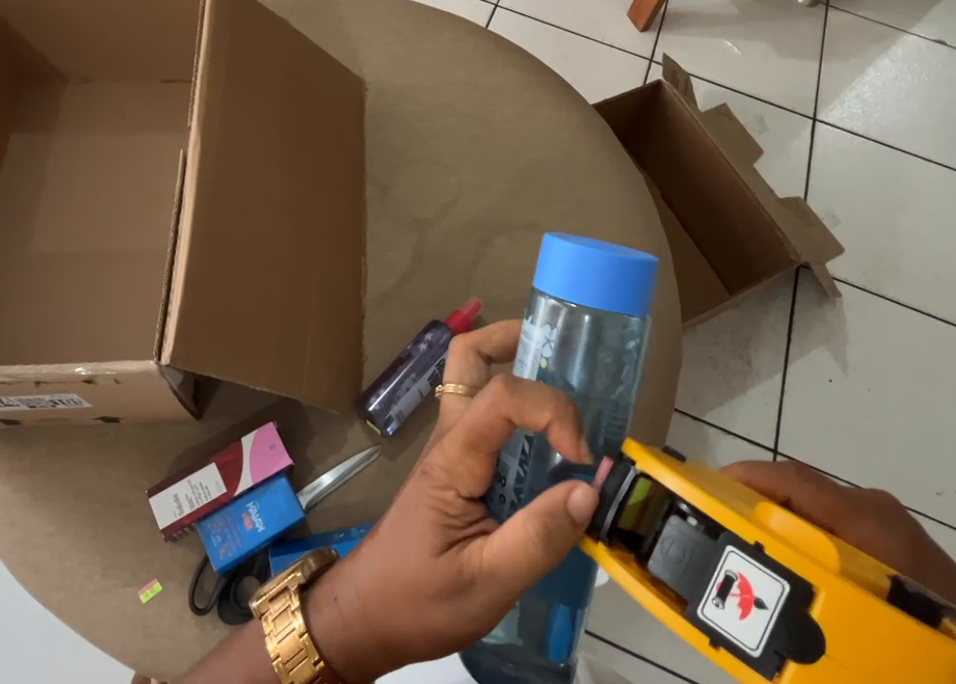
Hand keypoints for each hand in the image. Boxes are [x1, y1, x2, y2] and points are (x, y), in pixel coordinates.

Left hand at [304, 321, 598, 680]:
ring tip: (571, 402)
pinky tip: (553, 448)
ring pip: (476, 381)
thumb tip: (588, 489)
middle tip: (563, 362)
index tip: (580, 456)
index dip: (551, 408)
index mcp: (454, 458)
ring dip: (520, 373)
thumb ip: (538, 538)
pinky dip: (523, 416)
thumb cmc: (418, 601)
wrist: (367, 616)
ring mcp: (454, 450)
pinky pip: (490, 421)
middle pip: (470, 356)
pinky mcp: (460, 470)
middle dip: (514, 339)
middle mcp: (452, 438)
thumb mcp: (486, 584)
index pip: (503, 394)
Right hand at [722, 460, 955, 682]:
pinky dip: (806, 547)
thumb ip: (810, 606)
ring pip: (815, 516)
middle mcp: (875, 512)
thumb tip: (755, 596)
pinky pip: (836, 535)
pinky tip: (792, 579)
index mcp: (869, 521)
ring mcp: (887, 528)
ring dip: (778, 532)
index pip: (794, 481)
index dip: (744, 480)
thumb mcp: (865, 622)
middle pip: (797, 494)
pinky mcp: (895, 548)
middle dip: (751, 510)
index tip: (703, 492)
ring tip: (743, 561)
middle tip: (714, 535)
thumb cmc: (943, 635)